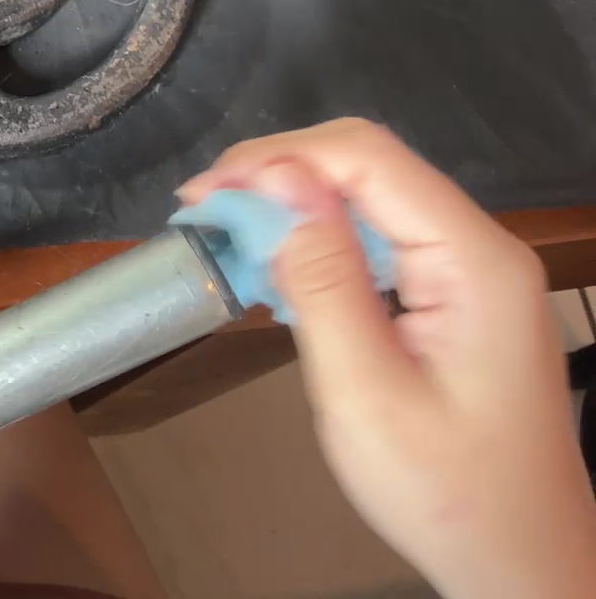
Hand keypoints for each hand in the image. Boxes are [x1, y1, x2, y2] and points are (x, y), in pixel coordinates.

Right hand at [179, 119, 595, 598]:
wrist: (518, 560)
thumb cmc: (442, 487)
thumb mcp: (364, 385)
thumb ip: (321, 275)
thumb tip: (276, 179)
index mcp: (472, 263)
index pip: (365, 159)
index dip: (272, 158)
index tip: (203, 197)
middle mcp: (472, 247)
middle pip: (359, 160)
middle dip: (269, 169)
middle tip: (200, 209)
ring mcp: (457, 265)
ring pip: (352, 187)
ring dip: (276, 197)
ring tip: (217, 231)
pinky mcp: (435, 285)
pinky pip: (357, 226)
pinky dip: (296, 229)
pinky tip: (262, 260)